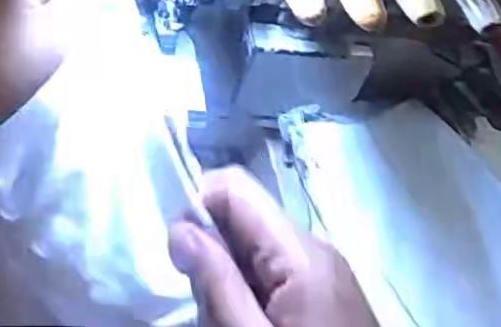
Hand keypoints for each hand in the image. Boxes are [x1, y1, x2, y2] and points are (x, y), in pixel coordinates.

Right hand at [168, 167, 378, 326]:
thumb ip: (216, 283)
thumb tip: (180, 227)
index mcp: (300, 250)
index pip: (235, 186)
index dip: (197, 204)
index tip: (175, 251)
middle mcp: (314, 246)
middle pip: (244, 215)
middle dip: (211, 248)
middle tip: (202, 304)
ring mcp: (324, 270)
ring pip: (255, 246)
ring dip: (227, 274)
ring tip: (225, 322)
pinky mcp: (326, 294)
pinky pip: (274, 272)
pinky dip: (249, 291)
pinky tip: (246, 325)